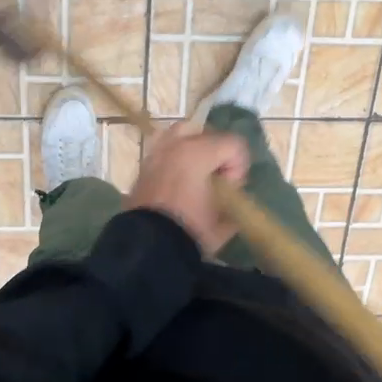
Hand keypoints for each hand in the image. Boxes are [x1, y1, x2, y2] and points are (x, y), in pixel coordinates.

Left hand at [126, 122, 249, 256]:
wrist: (148, 248)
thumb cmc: (190, 233)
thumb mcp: (224, 223)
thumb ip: (235, 204)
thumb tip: (233, 201)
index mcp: (198, 154)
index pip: (234, 144)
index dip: (239, 167)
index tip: (231, 190)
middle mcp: (175, 146)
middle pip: (207, 133)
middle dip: (217, 154)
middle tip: (216, 180)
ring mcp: (155, 154)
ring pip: (181, 134)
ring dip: (194, 150)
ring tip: (195, 175)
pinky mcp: (142, 167)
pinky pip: (164, 151)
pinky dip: (174, 159)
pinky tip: (176, 183)